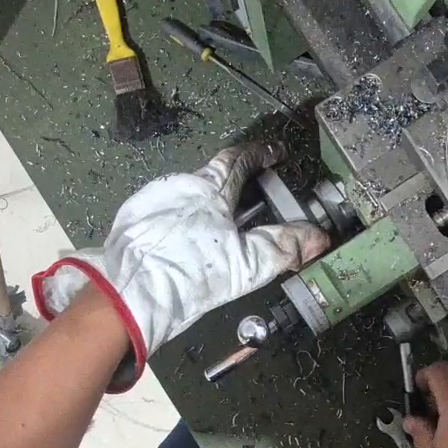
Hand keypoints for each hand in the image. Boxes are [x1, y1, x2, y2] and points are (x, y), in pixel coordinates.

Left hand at [33, 144, 330, 390]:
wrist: (127, 294)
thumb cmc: (189, 273)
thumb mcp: (245, 265)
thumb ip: (283, 248)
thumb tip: (319, 238)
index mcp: (208, 187)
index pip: (239, 158)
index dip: (260, 154)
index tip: (274, 154)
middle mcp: (178, 184)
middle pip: (212, 177)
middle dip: (233, 186)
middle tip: (251, 201)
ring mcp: (151, 201)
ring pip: (187, 196)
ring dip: (205, 207)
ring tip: (219, 230)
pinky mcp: (132, 221)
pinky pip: (165, 214)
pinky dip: (182, 223)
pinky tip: (186, 246)